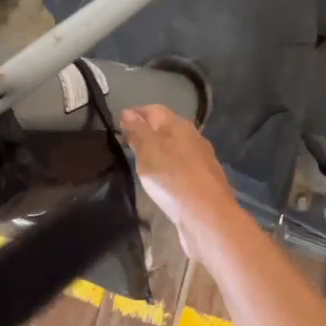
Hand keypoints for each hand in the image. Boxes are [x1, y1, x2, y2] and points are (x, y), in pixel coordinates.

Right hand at [120, 105, 239, 262]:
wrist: (207, 216)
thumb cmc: (173, 177)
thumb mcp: (149, 150)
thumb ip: (138, 131)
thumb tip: (128, 112)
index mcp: (179, 125)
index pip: (154, 110)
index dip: (136, 113)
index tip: (118, 122)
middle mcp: (192, 137)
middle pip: (165, 128)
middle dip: (147, 132)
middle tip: (125, 143)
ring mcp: (199, 160)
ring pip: (173, 148)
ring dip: (157, 151)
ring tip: (138, 162)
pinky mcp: (201, 182)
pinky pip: (179, 168)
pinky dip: (166, 169)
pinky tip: (159, 180)